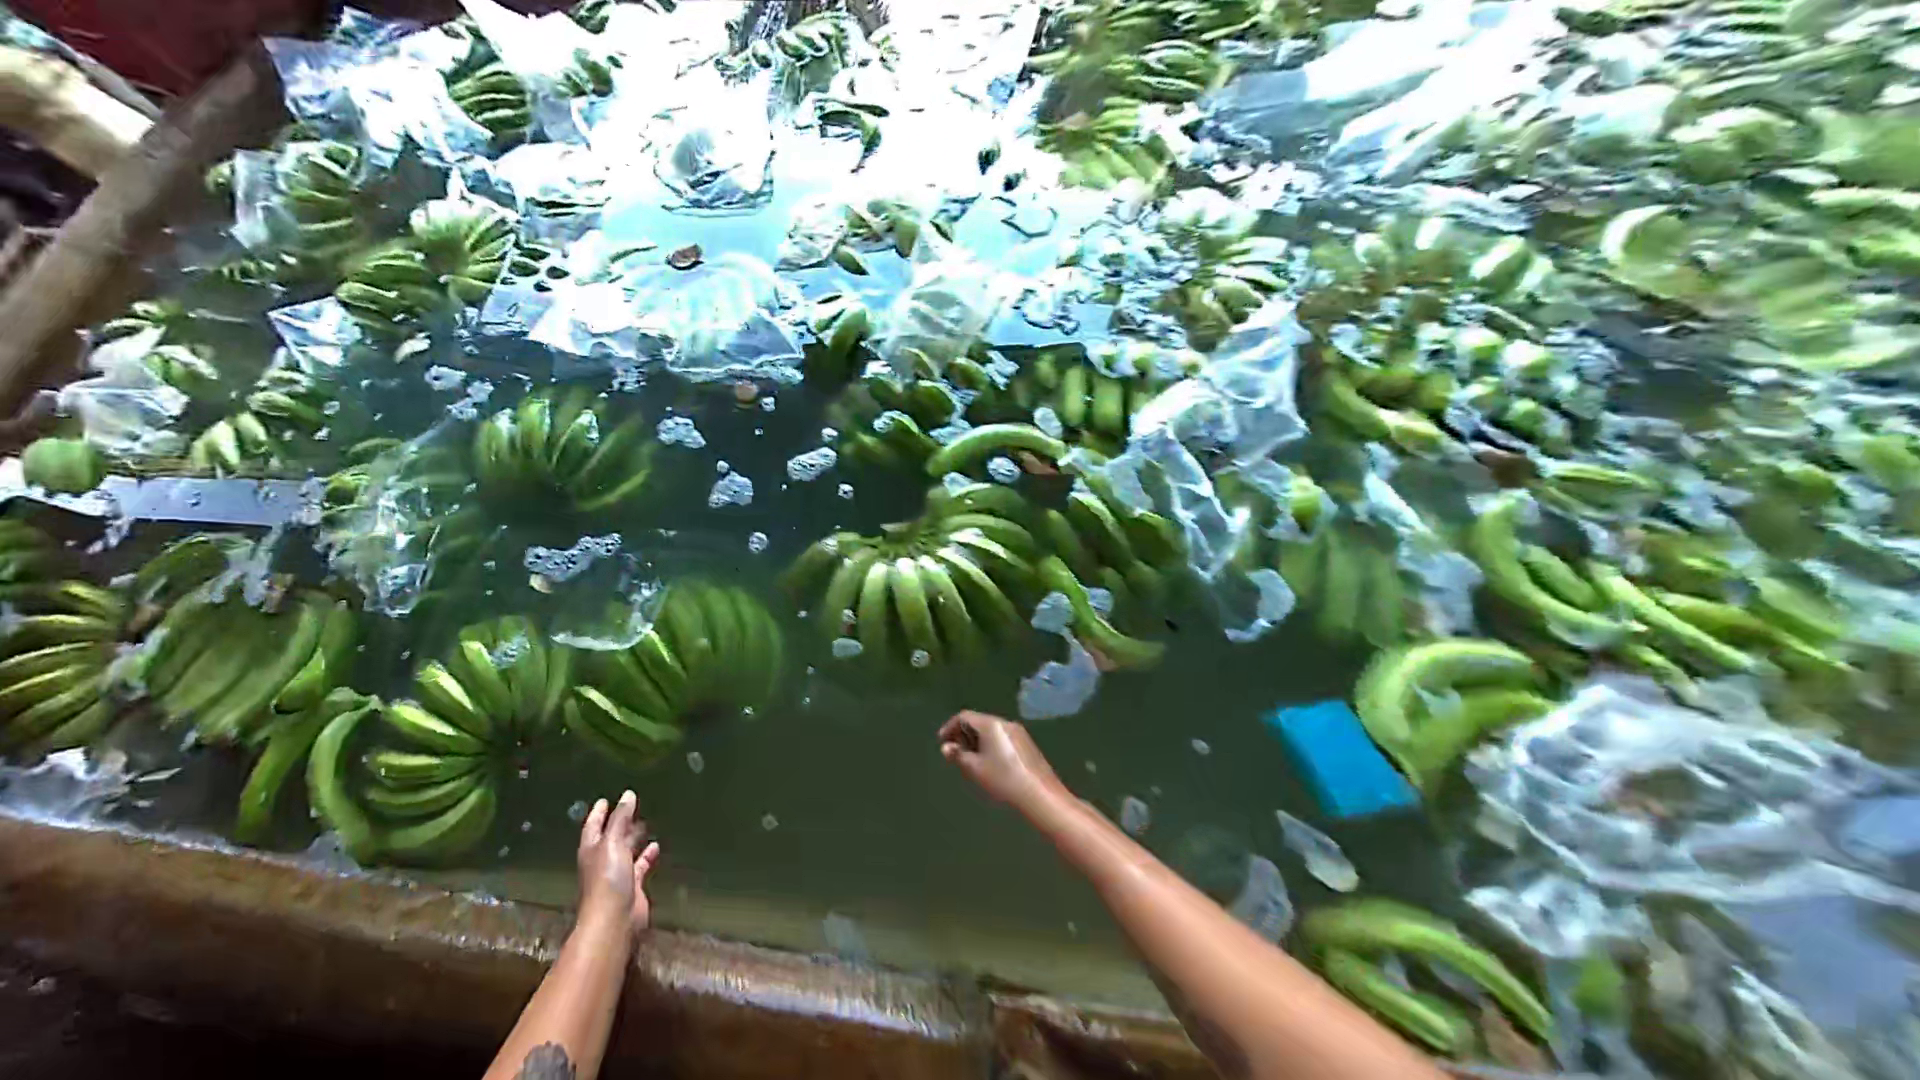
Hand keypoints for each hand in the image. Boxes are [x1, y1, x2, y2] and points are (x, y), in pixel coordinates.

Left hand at [577, 790, 660, 936]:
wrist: (614, 920)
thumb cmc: (607, 879)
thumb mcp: (613, 842)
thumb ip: (621, 818)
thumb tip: (627, 795)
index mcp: (592, 849)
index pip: (593, 825)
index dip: (599, 813)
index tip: (605, 800)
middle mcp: (602, 859)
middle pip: (610, 836)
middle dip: (619, 823)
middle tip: (631, 807)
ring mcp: (616, 873)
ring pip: (625, 850)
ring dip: (634, 838)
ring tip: (646, 824)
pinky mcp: (632, 885)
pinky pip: (640, 865)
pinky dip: (647, 855)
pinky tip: (656, 847)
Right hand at [938, 710, 1069, 812]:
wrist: (1039, 794)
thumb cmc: (1003, 779)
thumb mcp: (975, 769)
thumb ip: (958, 755)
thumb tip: (946, 747)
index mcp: (991, 724)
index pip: (965, 717)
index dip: (950, 727)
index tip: (942, 742)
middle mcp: (1005, 723)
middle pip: (978, 721)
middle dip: (963, 734)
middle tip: (954, 752)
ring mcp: (1018, 732)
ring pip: (991, 730)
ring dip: (976, 740)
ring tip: (969, 759)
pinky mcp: (1026, 743)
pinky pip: (1002, 737)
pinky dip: (990, 744)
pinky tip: (989, 762)